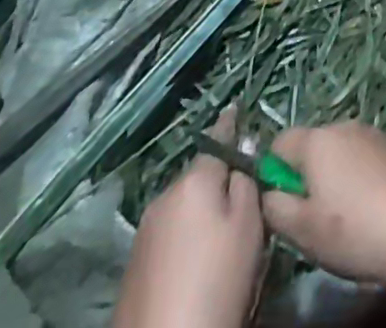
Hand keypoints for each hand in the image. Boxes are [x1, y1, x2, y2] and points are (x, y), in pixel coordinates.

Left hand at [115, 109, 264, 327]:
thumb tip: (244, 148)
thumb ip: (247, 183)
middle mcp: (165, 194)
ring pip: (184, 203)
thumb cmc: (217, 278)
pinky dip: (187, 233)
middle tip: (245, 196)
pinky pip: (171, 229)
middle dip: (219, 179)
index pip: (216, 141)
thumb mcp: (248, 227)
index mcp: (193, 181)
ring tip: (224, 233)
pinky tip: (198, 258)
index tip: (235, 107)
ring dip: (202, 208)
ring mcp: (146, 227)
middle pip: (199, 176)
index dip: (228, 125)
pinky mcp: (137, 258)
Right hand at [259, 122, 385, 289]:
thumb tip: (271, 194)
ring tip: (351, 223)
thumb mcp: (303, 231)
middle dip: (309, 178)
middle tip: (318, 220)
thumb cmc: (359, 230)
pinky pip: (368, 163)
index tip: (287, 205)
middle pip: (312, 148)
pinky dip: (365, 184)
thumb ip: (275, 208)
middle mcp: (345, 127)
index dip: (275, 173)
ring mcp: (376, 136)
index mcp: (317, 140)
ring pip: (342, 156)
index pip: (279, 143)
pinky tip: (378, 215)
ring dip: (338, 182)